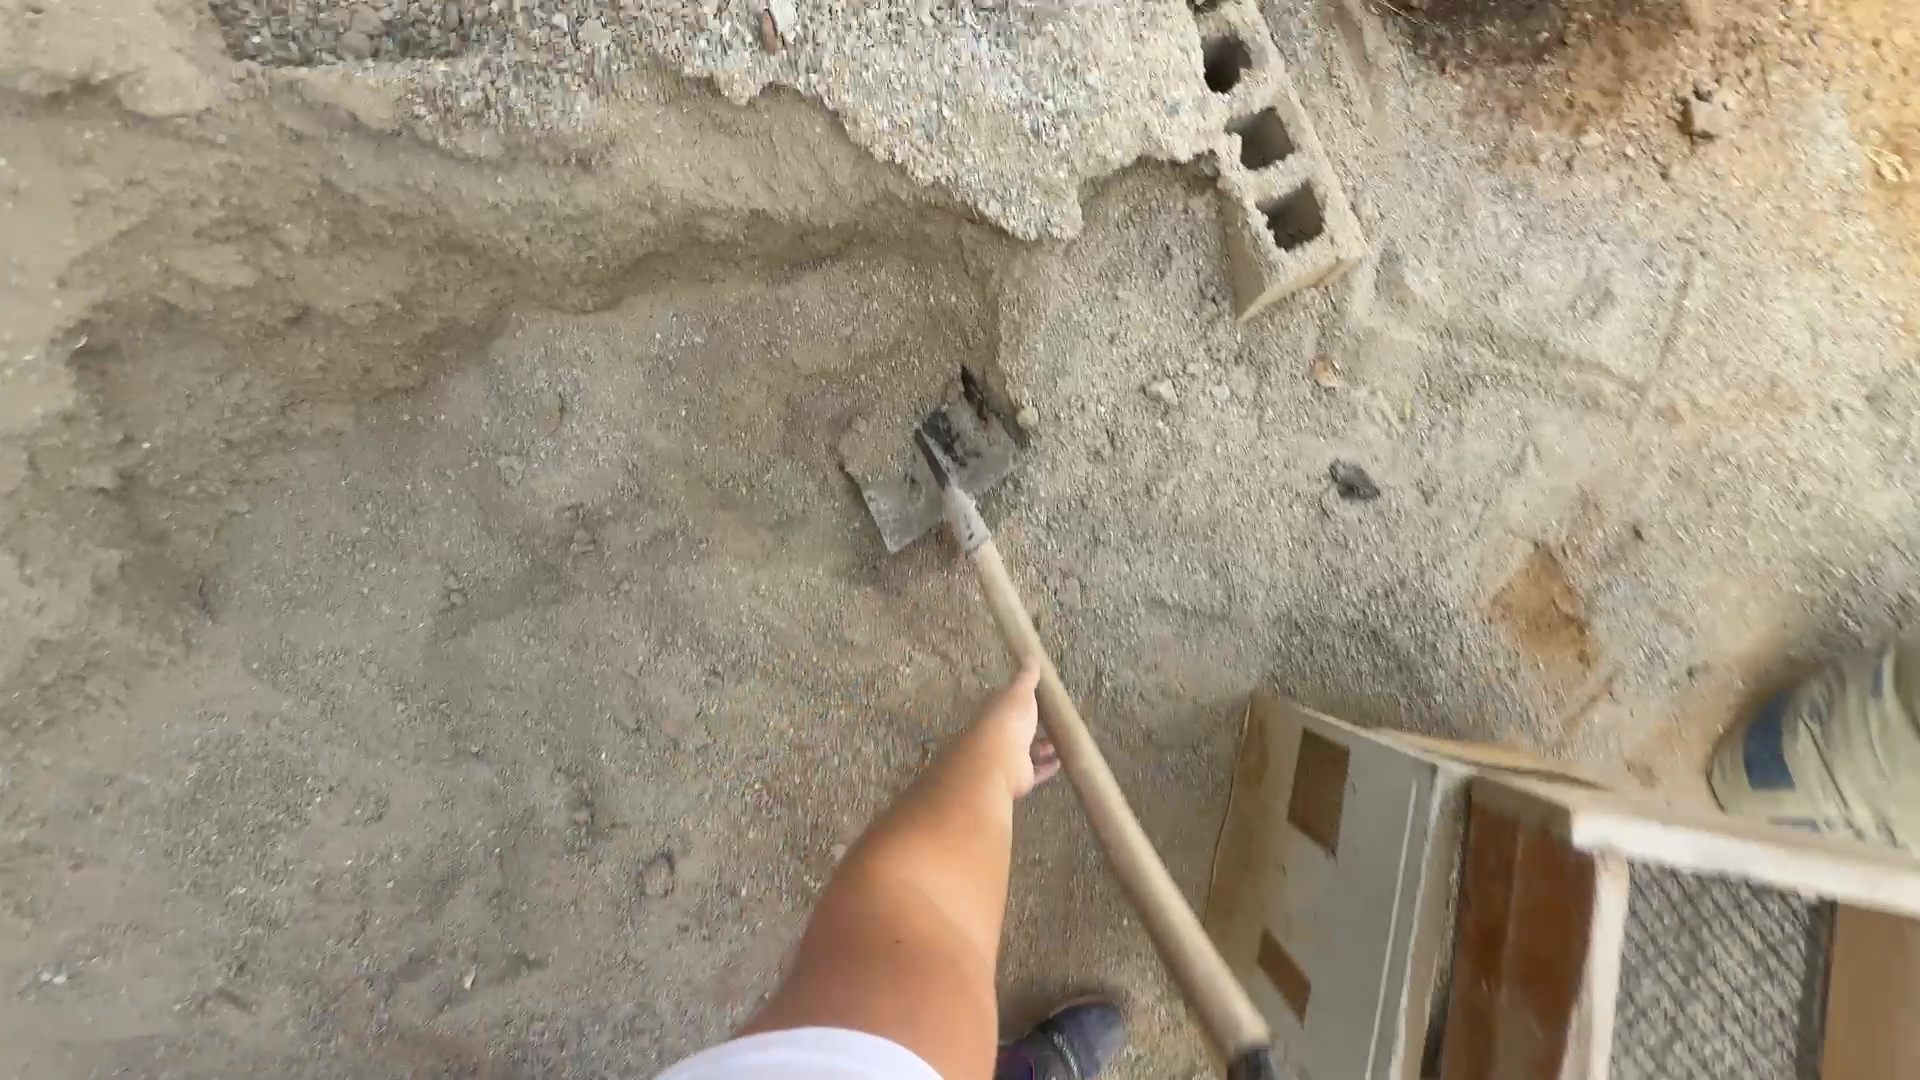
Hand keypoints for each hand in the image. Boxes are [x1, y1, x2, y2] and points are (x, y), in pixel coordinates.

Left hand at [969, 657, 1060, 798]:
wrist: (1001, 757)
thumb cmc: (1010, 718)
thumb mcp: (1021, 691)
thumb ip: (1027, 676)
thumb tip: (1031, 655)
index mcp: (997, 711)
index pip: (1009, 705)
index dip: (1022, 703)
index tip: (1039, 701)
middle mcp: (999, 734)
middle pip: (1019, 731)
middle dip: (1035, 729)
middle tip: (1054, 726)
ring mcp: (1007, 757)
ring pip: (1027, 753)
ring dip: (1043, 750)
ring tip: (1060, 745)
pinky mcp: (1018, 777)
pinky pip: (1034, 772)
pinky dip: (1046, 768)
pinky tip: (1060, 763)